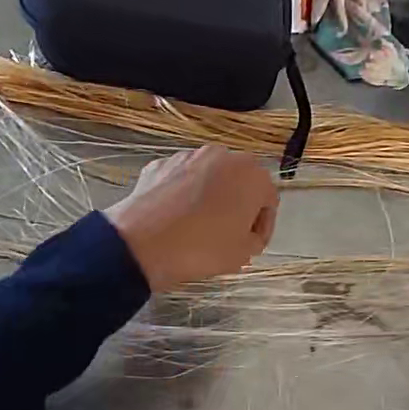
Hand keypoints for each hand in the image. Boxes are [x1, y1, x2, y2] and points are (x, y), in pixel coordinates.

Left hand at [103, 145, 277, 292]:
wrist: (141, 243)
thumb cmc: (200, 247)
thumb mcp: (242, 254)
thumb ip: (254, 238)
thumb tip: (246, 234)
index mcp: (251, 174)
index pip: (267, 200)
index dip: (261, 227)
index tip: (251, 244)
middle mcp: (221, 155)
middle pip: (238, 183)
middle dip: (236, 206)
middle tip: (227, 234)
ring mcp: (187, 156)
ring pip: (208, 178)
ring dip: (208, 197)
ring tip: (197, 227)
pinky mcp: (159, 164)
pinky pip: (179, 180)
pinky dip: (181, 194)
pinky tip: (173, 218)